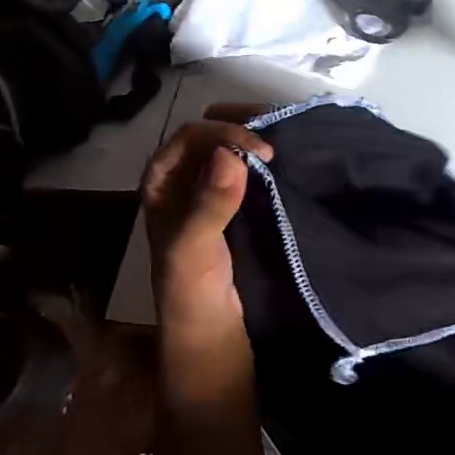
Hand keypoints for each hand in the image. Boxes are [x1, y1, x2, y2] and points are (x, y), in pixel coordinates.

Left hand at [141, 106, 272, 326]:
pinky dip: (271, 158)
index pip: (192, 135)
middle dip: (244, 124)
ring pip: (233, 144)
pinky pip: (252, 166)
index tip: (264, 151)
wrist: (213, 330)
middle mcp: (185, 176)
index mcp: (162, 180)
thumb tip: (228, 155)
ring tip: (290, 143)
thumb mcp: (192, 251)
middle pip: (211, 131)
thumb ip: (208, 206)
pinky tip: (292, 161)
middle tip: (280, 136)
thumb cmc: (191, 293)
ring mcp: (213, 187)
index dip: (226, 133)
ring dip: (259, 137)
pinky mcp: (239, 201)